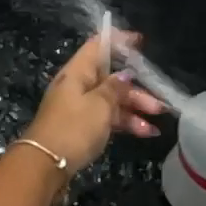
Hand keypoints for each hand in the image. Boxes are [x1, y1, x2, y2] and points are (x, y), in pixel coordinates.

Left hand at [23, 31, 163, 171]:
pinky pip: (106, 118)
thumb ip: (115, 88)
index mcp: (77, 72)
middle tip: (160, 104)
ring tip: (156, 125)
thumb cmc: (73, 128)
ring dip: (134, 110)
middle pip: (110, 78)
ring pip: (111, 101)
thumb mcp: (99, 106)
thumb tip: (124, 75)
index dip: (118, 40)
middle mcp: (77, 85)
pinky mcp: (80, 127)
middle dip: (136, 90)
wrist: (45, 165)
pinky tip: (145, 133)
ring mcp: (78, 107)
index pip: (98, 46)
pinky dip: (125, 123)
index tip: (140, 41)